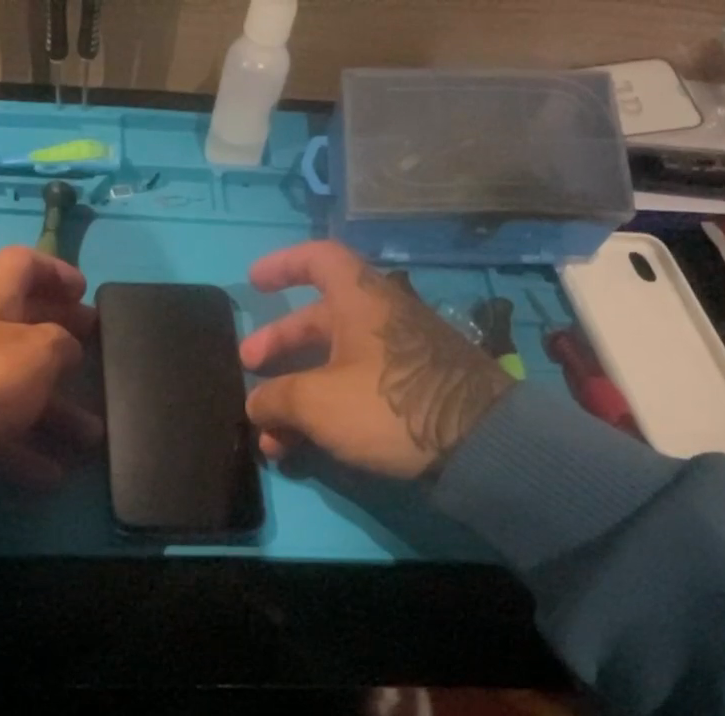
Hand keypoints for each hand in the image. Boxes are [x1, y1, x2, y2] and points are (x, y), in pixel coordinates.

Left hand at [0, 246, 102, 485]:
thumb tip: (66, 346)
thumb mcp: (37, 352)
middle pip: (23, 329)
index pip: (23, 264)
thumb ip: (61, 343)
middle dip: (63, 345)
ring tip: (90, 437)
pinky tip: (52, 475)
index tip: (84, 293)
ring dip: (56, 411)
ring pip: (15, 387)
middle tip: (95, 357)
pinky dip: (25, 448)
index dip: (56, 272)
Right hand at [241, 241, 513, 478]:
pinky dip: (323, 412)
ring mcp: (398, 357)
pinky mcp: (410, 392)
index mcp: (361, 301)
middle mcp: (381, 320)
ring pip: (332, 365)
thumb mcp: (317, 401)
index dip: (283, 264)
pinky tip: (303, 448)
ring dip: (295, 396)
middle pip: (318, 320)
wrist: (476, 443)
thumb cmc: (387, 405)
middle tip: (248, 369)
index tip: (254, 281)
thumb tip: (255, 404)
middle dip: (278, 346)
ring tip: (271, 437)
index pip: (320, 260)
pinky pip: (353, 390)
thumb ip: (275, 397)